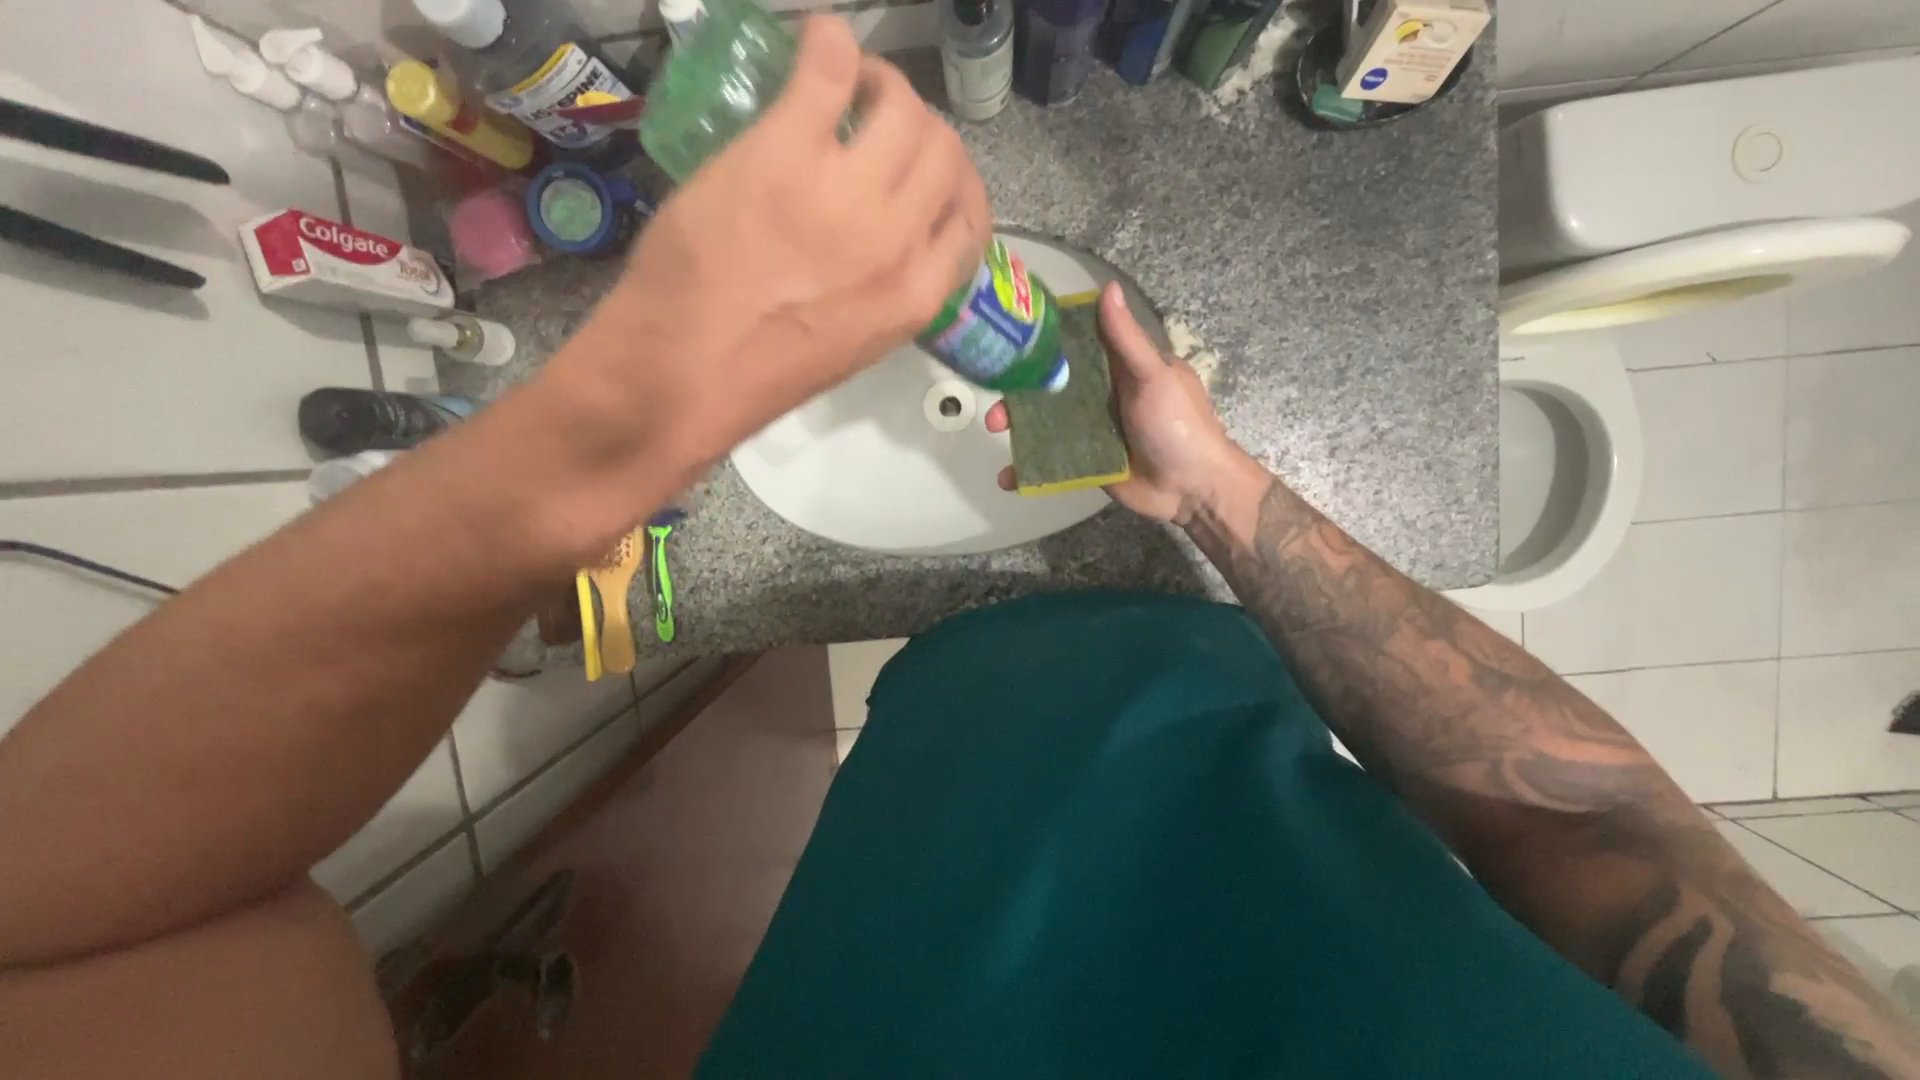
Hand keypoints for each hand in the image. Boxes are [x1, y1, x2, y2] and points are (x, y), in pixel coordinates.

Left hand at [550, 16, 991, 464]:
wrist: (684, 376)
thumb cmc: (757, 375)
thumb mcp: (851, 347)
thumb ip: (883, 294)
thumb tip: (883, 248)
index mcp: (916, 298)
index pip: (968, 220)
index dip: (951, 187)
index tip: (920, 177)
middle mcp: (899, 242)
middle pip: (945, 154)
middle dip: (920, 130)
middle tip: (877, 122)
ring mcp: (848, 195)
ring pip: (905, 109)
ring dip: (884, 84)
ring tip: (850, 88)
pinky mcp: (787, 154)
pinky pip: (831, 70)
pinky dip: (830, 45)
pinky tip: (816, 46)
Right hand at [985, 283, 1254, 525]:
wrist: (1193, 488)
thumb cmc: (1179, 424)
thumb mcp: (1154, 376)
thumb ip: (1127, 339)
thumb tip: (1107, 287)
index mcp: (1116, 367)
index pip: (1073, 346)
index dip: (1041, 342)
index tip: (1007, 338)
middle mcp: (1098, 395)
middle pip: (1048, 387)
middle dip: (1018, 392)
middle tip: (995, 396)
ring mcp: (1090, 431)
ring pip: (1043, 423)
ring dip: (1016, 426)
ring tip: (995, 431)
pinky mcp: (1085, 463)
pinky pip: (1050, 461)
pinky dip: (1027, 469)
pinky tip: (1008, 477)